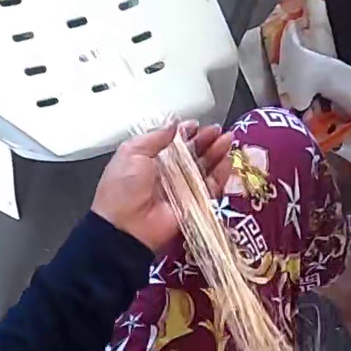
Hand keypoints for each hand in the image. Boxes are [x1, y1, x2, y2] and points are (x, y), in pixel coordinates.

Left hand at [91, 121, 234, 250]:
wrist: (126, 226)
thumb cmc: (123, 187)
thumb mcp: (132, 152)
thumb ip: (155, 137)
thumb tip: (174, 124)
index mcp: (151, 160)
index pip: (174, 144)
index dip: (187, 134)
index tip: (197, 125)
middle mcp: (168, 175)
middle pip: (192, 155)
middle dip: (206, 141)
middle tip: (218, 131)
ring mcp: (182, 190)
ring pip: (204, 169)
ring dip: (216, 154)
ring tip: (227, 141)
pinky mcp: (194, 205)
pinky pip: (210, 189)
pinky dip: (220, 176)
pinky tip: (227, 162)